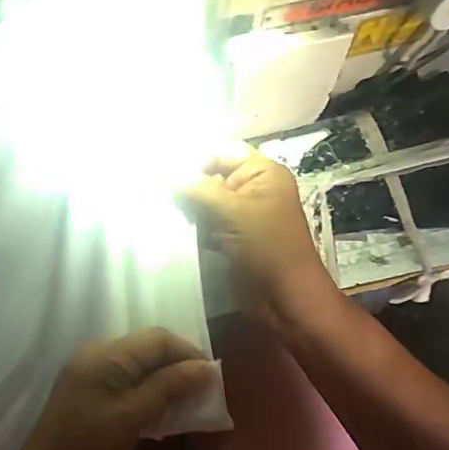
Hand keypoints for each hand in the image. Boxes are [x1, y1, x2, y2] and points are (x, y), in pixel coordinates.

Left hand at [7, 329, 216, 449]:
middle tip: (206, 393)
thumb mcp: (132, 417)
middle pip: (149, 348)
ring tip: (191, 403)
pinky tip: (165, 411)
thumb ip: (168, 387)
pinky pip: (127, 380)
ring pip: (140, 365)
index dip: (189, 353)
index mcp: (104, 353)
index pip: (157, 338)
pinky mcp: (90, 392)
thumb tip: (206, 367)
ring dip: (167, 380)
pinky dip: (149, 391)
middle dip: (179, 366)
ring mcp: (91, 373)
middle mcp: (97, 354)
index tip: (215, 380)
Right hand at [181, 150, 333, 318]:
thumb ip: (198, 190)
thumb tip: (167, 176)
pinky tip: (177, 231)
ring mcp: (244, 215)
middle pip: (213, 176)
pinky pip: (209, 224)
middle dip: (189, 187)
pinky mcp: (234, 237)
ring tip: (167, 214)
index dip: (196, 161)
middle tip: (161, 197)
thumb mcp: (233, 212)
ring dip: (190, 209)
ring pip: (208, 202)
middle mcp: (254, 189)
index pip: (223, 152)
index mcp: (263, 173)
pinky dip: (195, 227)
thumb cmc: (267, 247)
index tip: (165, 174)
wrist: (287, 297)